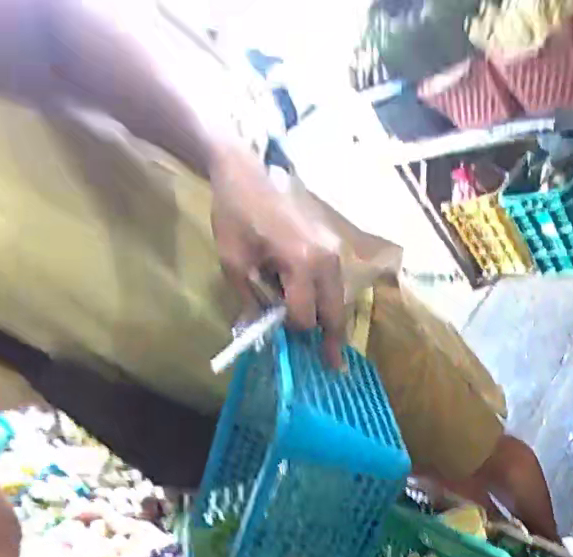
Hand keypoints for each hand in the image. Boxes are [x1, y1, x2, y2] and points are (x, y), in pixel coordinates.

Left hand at [208, 144, 347, 366]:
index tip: (280, 333)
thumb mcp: (233, 262)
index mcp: (302, 264)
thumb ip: (250, 301)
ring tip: (329, 346)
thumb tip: (262, 333)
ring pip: (339, 303)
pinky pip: (336, 288)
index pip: (305, 315)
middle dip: (332, 341)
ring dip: (331, 323)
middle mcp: (327, 262)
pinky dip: (329, 305)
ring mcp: (335, 255)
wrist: (246, 173)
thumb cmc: (236, 216)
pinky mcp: (334, 251)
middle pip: (334, 314)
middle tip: (334, 367)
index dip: (292, 330)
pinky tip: (321, 315)